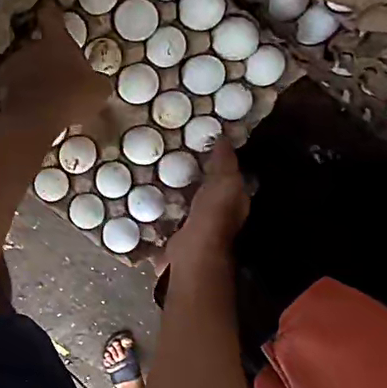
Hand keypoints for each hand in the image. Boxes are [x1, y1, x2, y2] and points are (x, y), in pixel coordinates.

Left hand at [0, 3, 107, 127]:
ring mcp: (11, 65)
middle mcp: (30, 47)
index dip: (51, 14)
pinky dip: (13, 93)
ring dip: (27, 77)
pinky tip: (23, 107)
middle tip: (53, 76)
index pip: (51, 17)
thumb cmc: (72, 97)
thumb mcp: (97, 90)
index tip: (50, 11)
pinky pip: (7, 85)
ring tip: (38, 96)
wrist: (36, 119)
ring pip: (20, 66)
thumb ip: (96, 81)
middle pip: (34, 44)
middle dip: (42, 57)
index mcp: (57, 42)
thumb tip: (98, 83)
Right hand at [169, 143, 249, 268]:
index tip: (201, 145)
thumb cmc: (214, 213)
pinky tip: (150, 197)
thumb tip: (223, 137)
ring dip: (176, 193)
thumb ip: (225, 159)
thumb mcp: (225, 179)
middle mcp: (221, 215)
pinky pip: (170, 217)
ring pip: (188, 203)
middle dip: (195, 177)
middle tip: (174, 157)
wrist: (193, 250)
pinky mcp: (179, 235)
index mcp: (236, 200)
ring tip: (158, 173)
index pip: (232, 177)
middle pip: (208, 190)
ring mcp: (199, 227)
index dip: (221, 162)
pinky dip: (161, 209)